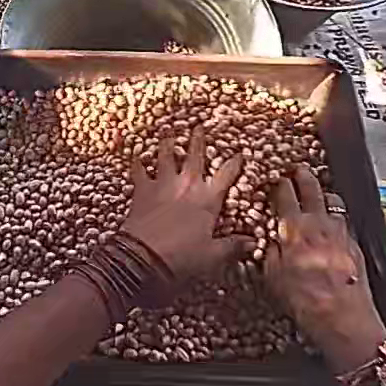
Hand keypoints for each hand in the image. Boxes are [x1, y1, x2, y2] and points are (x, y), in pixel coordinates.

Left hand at [118, 128, 246, 303]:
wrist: (142, 259)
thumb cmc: (181, 258)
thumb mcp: (212, 255)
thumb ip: (232, 246)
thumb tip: (252, 243)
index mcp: (207, 200)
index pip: (226, 176)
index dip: (234, 164)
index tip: (239, 153)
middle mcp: (186, 186)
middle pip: (195, 157)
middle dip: (198, 140)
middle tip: (199, 126)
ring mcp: (162, 185)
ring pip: (165, 157)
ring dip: (167, 144)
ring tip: (167, 131)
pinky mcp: (141, 191)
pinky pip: (138, 171)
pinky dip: (136, 162)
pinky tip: (134, 155)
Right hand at [262, 165, 385, 368]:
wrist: (344, 320)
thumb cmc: (303, 301)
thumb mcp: (272, 277)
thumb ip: (270, 252)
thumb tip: (270, 239)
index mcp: (294, 229)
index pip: (285, 196)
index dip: (279, 184)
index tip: (276, 178)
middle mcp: (319, 224)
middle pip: (313, 189)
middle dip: (304, 176)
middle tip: (298, 169)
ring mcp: (341, 233)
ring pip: (333, 203)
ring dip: (324, 195)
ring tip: (318, 194)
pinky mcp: (356, 246)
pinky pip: (344, 222)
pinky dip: (336, 217)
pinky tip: (333, 224)